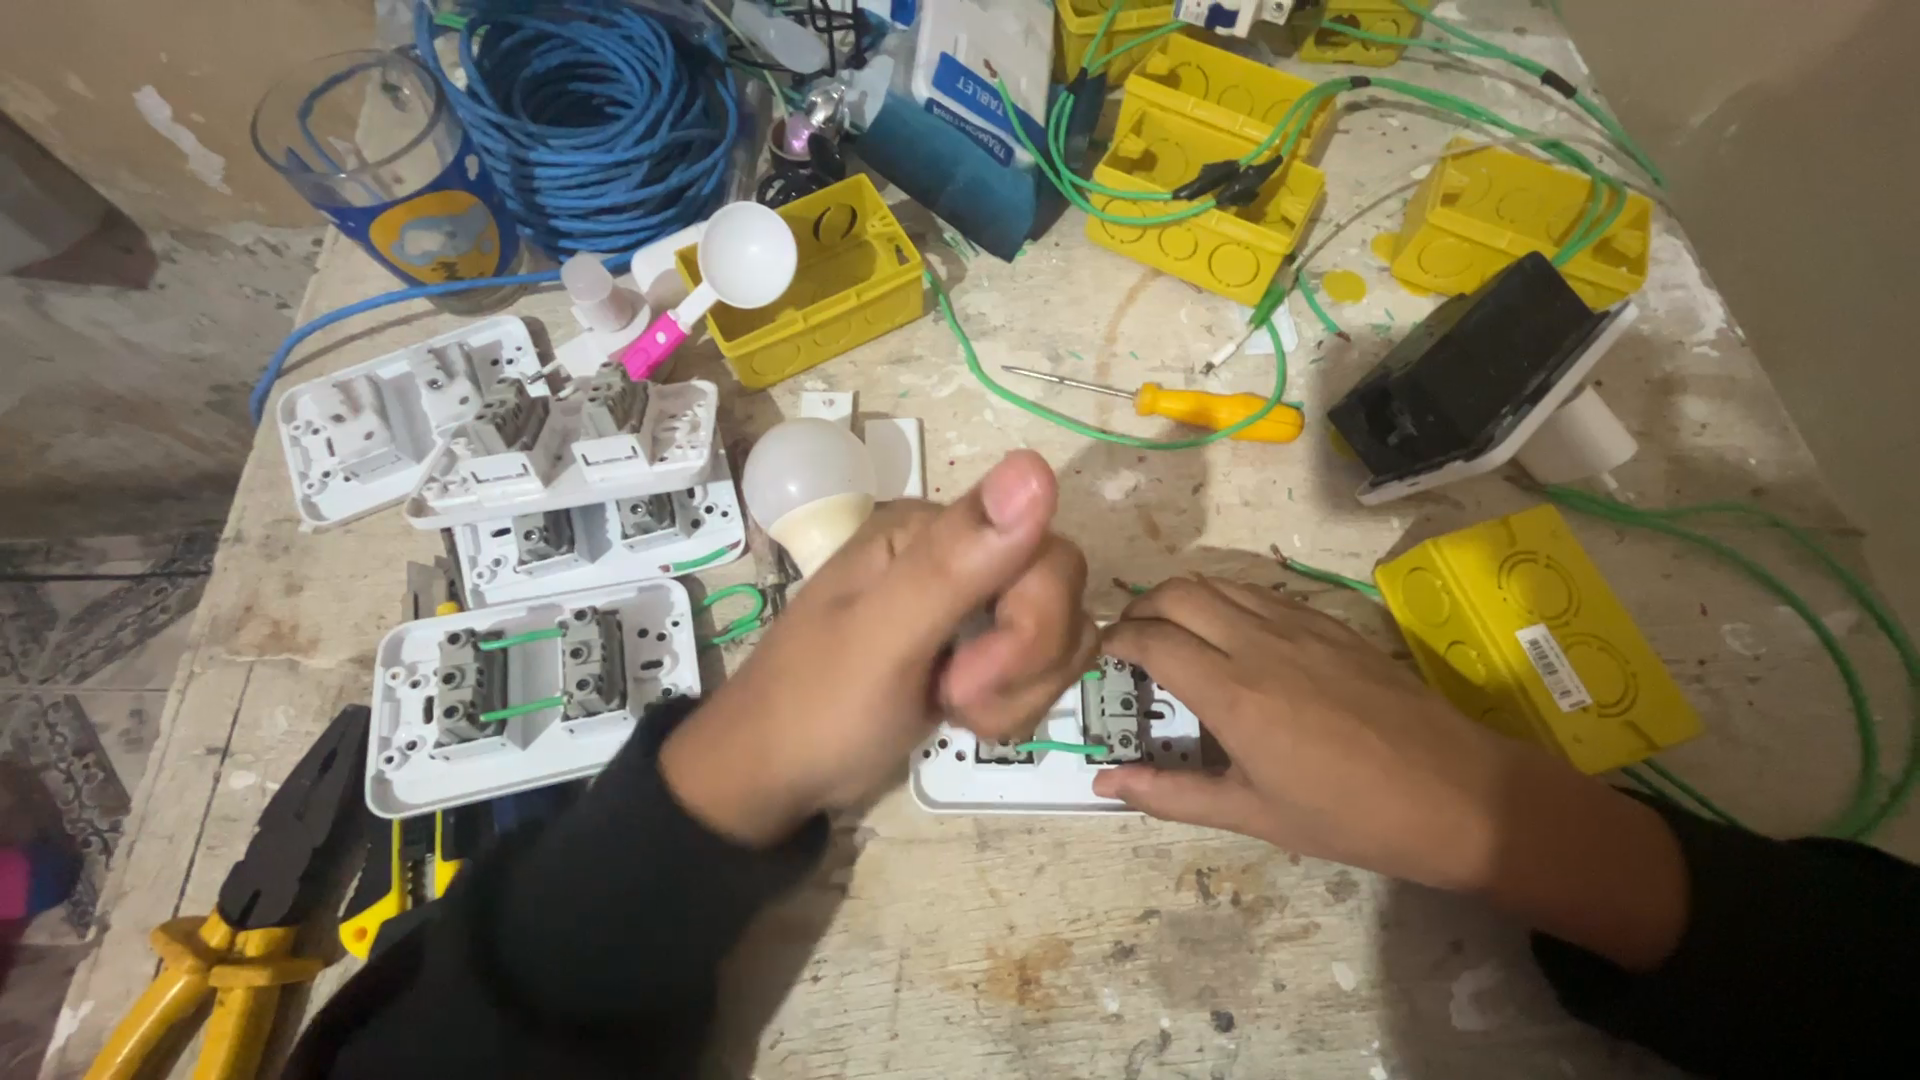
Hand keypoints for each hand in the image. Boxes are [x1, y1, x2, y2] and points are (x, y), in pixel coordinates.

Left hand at [660, 451, 1096, 845]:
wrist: (776, 775)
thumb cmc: (818, 707)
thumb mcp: (881, 637)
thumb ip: (956, 561)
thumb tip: (1035, 465)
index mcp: (931, 529)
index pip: (1046, 554)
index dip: (1029, 626)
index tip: (966, 679)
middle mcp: (960, 549)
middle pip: (1060, 591)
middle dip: (1022, 664)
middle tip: (956, 697)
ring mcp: (972, 598)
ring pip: (1062, 632)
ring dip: (1019, 690)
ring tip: (953, 706)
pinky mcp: (981, 642)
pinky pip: (1045, 663)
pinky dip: (1016, 701)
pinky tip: (964, 714)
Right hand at [1093, 576, 1513, 889]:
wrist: (1460, 795)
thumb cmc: (1348, 816)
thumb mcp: (1252, 815)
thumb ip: (1169, 793)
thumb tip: (1104, 783)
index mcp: (1232, 694)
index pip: (1151, 641)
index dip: (1116, 641)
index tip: (1101, 655)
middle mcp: (1257, 644)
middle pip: (1175, 594)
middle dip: (1139, 609)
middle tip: (1130, 641)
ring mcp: (1296, 625)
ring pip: (1215, 582)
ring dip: (1179, 597)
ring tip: (1171, 630)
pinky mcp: (1326, 621)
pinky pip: (1256, 590)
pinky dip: (1222, 597)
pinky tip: (1228, 631)